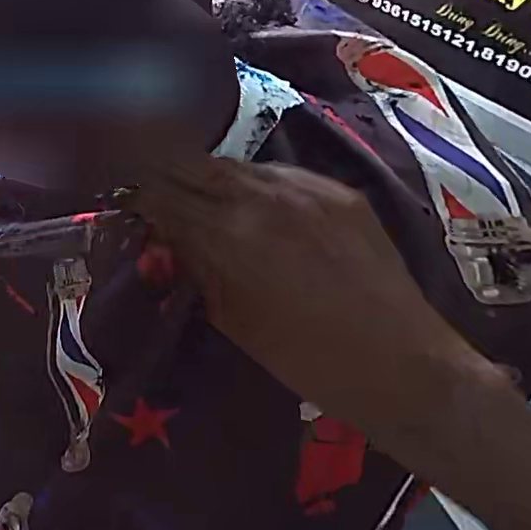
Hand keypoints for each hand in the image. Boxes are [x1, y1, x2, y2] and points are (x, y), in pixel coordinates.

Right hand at [134, 157, 501, 433]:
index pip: (162, 194)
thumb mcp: (230, 317)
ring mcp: (303, 187)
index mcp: (229, 234)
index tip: (126, 204)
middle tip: (153, 194)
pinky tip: (252, 207)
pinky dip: (251, 185)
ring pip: (232, 164)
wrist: (404, 365)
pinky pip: (275, 174)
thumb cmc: (306, 358)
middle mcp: (262, 196)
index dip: (137, 197)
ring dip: (205, 178)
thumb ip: (191, 268)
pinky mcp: (335, 189)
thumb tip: (161, 240)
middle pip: (190, 165)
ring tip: (199, 198)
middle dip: (164, 177)